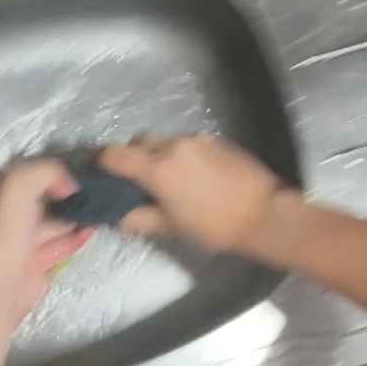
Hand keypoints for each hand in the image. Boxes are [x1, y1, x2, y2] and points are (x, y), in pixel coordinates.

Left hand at [0, 160, 93, 326]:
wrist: (4, 285)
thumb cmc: (7, 231)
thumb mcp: (19, 185)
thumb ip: (46, 172)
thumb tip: (70, 186)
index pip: (26, 179)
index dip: (50, 174)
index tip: (76, 174)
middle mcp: (8, 219)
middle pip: (42, 202)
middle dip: (65, 197)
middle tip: (93, 193)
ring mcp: (23, 244)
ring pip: (53, 225)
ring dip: (75, 217)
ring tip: (98, 211)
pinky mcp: (37, 266)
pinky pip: (60, 246)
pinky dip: (76, 238)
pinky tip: (91, 230)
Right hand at [99, 133, 289, 253]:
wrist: (265, 214)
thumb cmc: (214, 226)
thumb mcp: (171, 227)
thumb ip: (138, 218)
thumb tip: (116, 216)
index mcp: (157, 168)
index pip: (116, 154)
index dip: (103, 162)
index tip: (102, 173)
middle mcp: (174, 145)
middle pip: (140, 141)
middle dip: (134, 156)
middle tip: (139, 181)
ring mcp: (197, 139)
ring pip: (165, 140)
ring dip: (159, 155)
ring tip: (170, 181)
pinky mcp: (217, 139)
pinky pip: (188, 142)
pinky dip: (182, 155)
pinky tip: (194, 177)